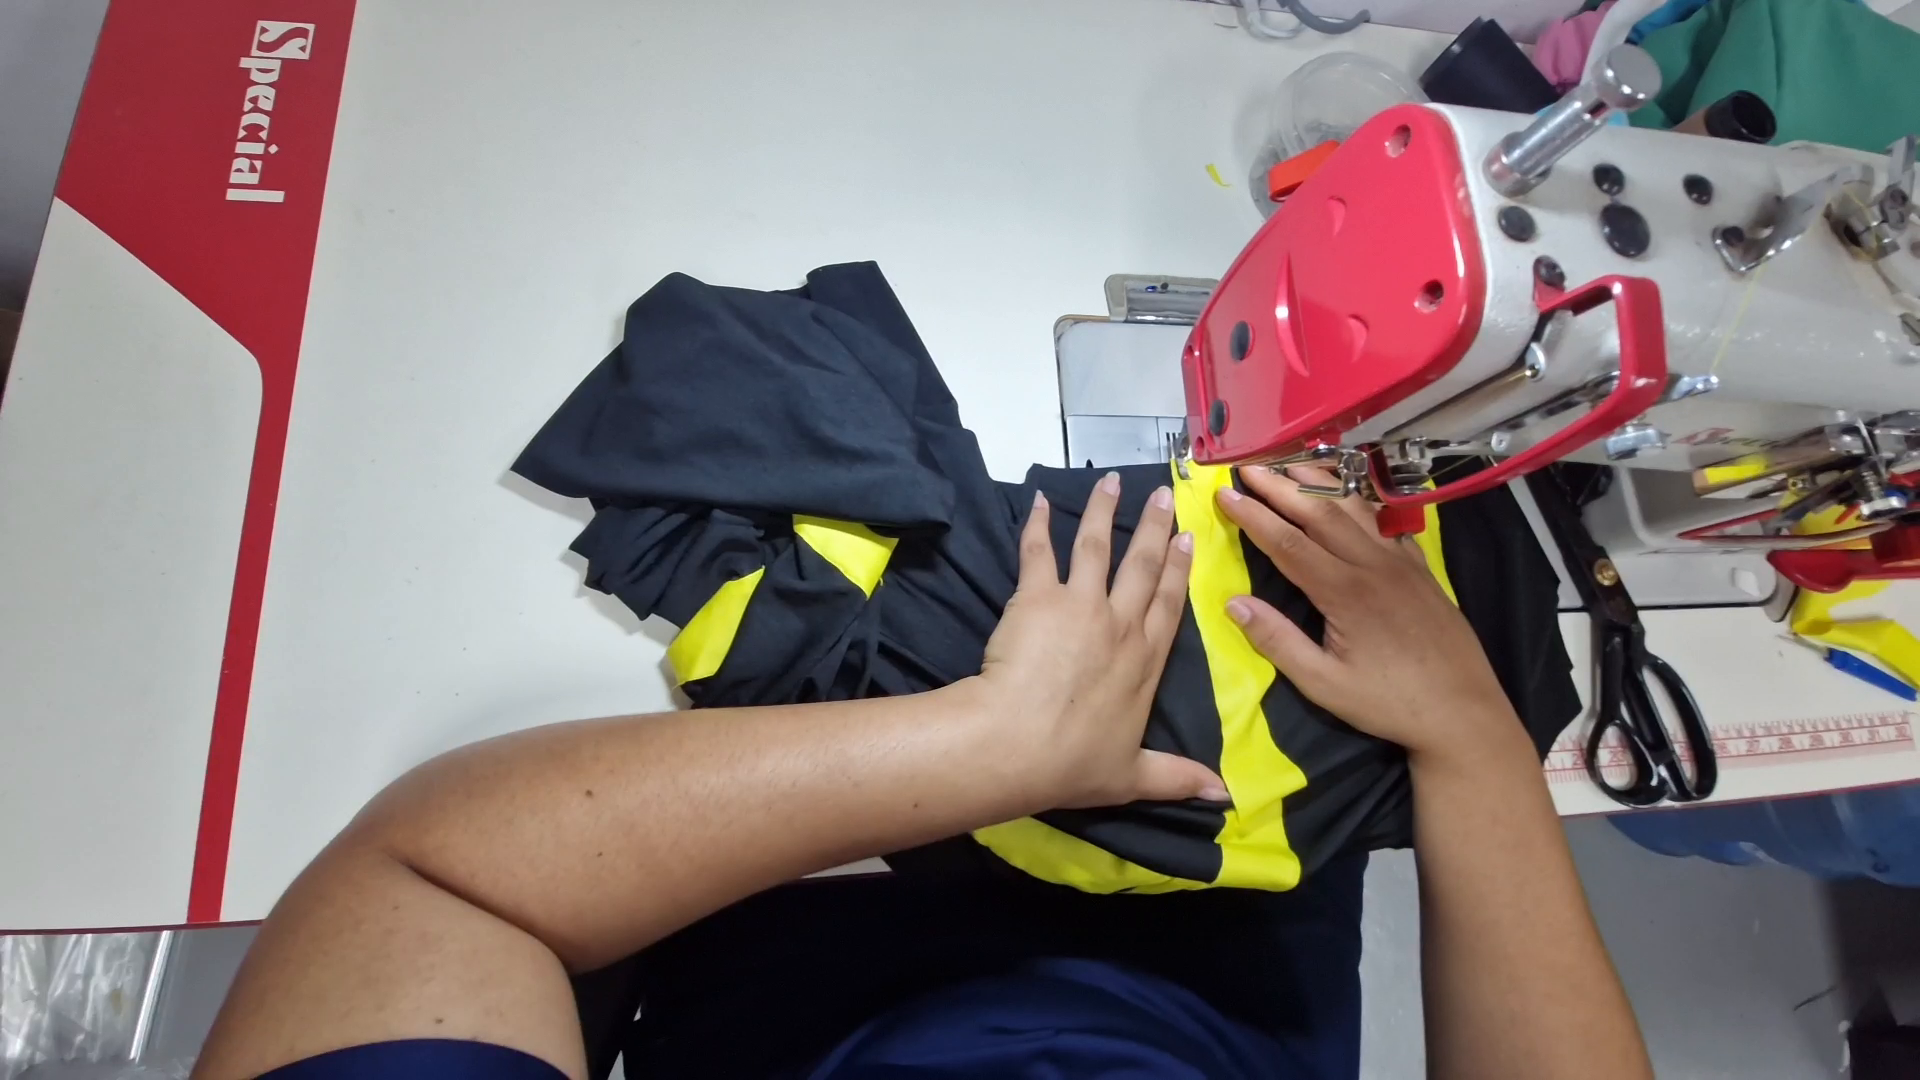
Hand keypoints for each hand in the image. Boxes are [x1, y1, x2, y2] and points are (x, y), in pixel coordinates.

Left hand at [977, 473, 1224, 808]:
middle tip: (1162, 495)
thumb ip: (1178, 778)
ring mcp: (1081, 604)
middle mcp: (1120, 624)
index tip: (1187, 539)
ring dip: (1105, 511)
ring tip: (1111, 481)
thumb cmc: (1075, 762)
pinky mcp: (1038, 597)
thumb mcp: (1134, 776)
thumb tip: (1227, 798)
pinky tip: (1040, 502)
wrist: (1019, 743)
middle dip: (1153, 527)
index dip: (1178, 570)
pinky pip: (1040, 552)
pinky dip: (1040, 525)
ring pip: (1098, 546)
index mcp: (1145, 661)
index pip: (1169, 605)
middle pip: (1142, 565)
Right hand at [1215, 467, 1521, 763]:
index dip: (1253, 516)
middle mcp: (1373, 567)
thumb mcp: (1323, 684)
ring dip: (1318, 482)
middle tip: (1247, 468)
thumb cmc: (1387, 703)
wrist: (1465, 715)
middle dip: (1279, 487)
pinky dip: (1359, 498)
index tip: (1224, 495)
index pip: (1288, 543)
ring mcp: (1400, 563)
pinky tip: (1345, 491)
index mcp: (1345, 593)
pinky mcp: (1418, 568)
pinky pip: (1384, 521)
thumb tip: (1233, 603)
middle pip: (1319, 513)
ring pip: (1354, 509)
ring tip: (1288, 464)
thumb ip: (1277, 642)